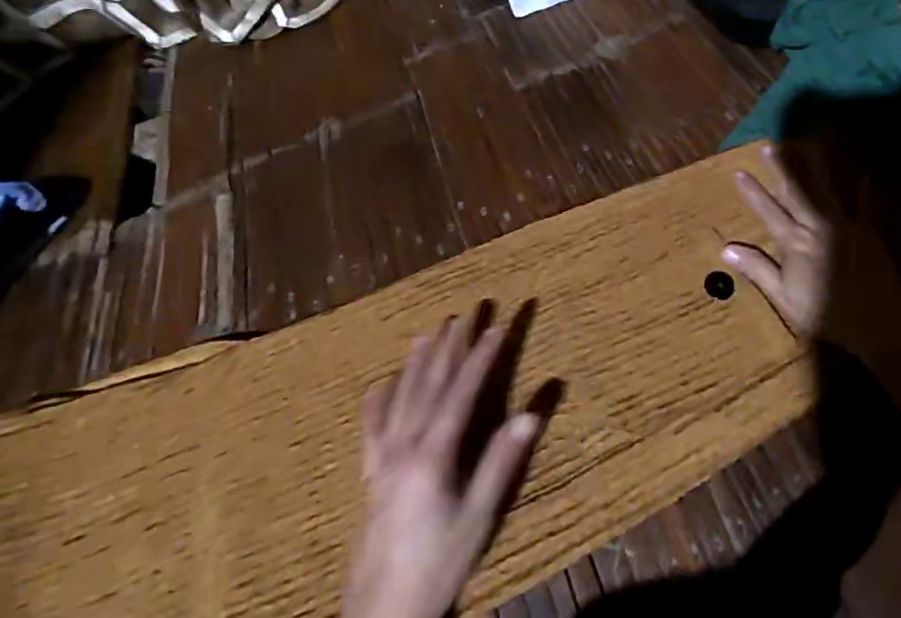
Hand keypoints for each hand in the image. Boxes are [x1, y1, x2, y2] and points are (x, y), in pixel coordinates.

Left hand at [343, 314, 544, 617]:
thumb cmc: (439, 561)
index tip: (498, 325)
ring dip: (419, 359)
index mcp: (434, 452)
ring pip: (402, 394)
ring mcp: (382, 455)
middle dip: (450, 344)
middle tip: (466, 312)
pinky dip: (381, 396)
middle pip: (430, 382)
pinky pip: (372, 423)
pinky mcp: (369, 471)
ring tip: (432, 329)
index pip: (462, 390)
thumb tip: (530, 413)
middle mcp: (405, 443)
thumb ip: (501, 462)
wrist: (383, 609)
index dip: (481, 356)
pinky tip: (385, 380)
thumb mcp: (478, 516)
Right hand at [723, 144, 900, 358]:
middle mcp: (818, 226)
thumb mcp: (785, 298)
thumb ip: (758, 270)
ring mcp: (846, 225)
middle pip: (797, 189)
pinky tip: (862, 173)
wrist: (878, 324)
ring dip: (817, 165)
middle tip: (772, 145)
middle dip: (783, 166)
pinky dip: (862, 188)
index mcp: (795, 243)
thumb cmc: (826, 315)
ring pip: (828, 188)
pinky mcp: (869, 230)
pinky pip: (864, 203)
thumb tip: (727, 249)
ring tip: (810, 144)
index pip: (768, 210)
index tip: (740, 172)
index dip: (753, 192)